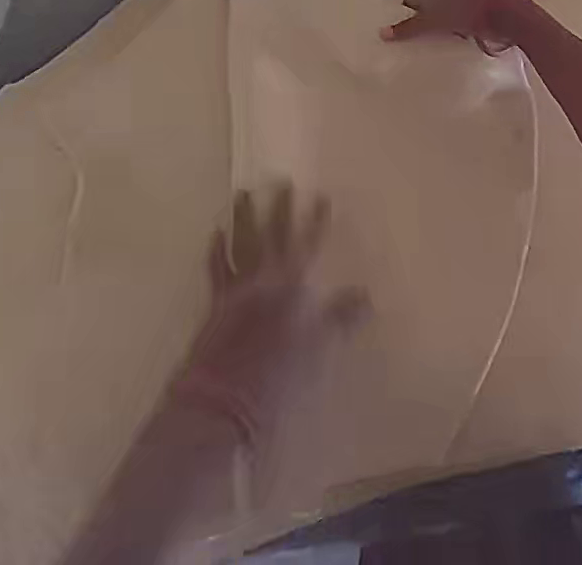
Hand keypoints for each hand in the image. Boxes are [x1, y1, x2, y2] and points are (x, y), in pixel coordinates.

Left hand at [174, 188, 365, 443]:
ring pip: (241, 244)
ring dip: (243, 218)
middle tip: (281, 182)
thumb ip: (341, 317)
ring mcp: (237, 288)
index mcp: (292, 285)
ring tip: (242, 194)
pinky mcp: (217, 303)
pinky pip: (216, 269)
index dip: (316, 220)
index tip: (321, 197)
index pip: (308, 243)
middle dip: (279, 207)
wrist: (224, 400)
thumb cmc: (278, 374)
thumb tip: (366, 295)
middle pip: (273, 235)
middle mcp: (265, 278)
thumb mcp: (318, 346)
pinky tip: (215, 233)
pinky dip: (216, 251)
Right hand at [381, 0, 519, 51]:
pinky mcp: (486, 16)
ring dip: (445, 25)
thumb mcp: (433, 22)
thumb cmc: (467, 13)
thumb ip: (410, 28)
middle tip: (414, 37)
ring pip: (451, 14)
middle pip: (433, 6)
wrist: (507, 15)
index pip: (414, 0)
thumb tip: (382, 34)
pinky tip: (461, 43)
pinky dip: (462, 32)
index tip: (398, 26)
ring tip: (435, 43)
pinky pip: (468, 25)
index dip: (405, 12)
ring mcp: (471, 3)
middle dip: (425, 18)